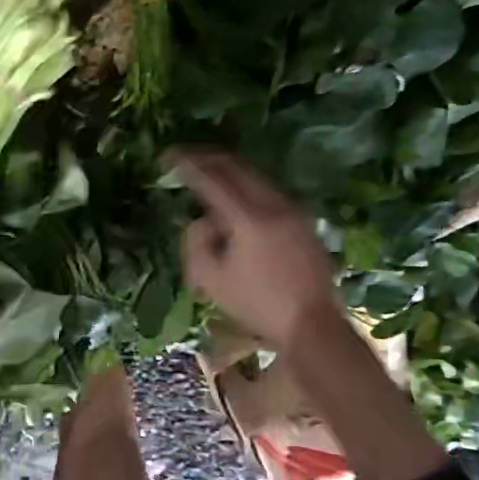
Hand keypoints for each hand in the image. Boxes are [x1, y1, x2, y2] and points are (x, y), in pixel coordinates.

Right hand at [172, 149, 339, 348]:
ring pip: (255, 176)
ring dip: (228, 172)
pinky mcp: (303, 219)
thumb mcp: (210, 279)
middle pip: (236, 166)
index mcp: (248, 218)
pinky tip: (236, 199)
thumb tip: (202, 220)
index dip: (187, 164)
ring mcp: (293, 209)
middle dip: (208, 159)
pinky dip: (246, 186)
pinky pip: (268, 190)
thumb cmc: (256, 305)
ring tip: (208, 175)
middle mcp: (273, 204)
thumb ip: (196, 241)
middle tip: (185, 158)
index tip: (167, 156)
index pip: (212, 179)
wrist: (311, 323)